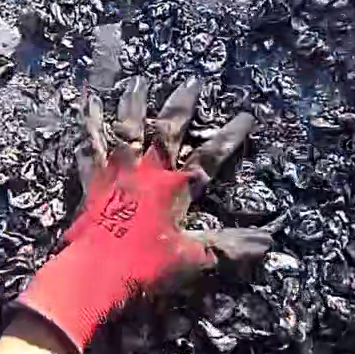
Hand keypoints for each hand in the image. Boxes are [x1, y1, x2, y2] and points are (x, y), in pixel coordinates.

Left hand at [17, 76, 272, 353]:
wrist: (96, 271)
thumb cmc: (146, 266)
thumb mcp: (194, 259)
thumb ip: (229, 247)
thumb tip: (268, 243)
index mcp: (175, 188)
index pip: (211, 157)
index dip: (229, 136)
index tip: (246, 115)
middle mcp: (148, 170)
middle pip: (168, 131)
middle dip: (182, 106)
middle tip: (191, 82)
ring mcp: (117, 171)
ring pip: (127, 129)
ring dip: (133, 104)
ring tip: (138, 82)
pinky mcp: (92, 179)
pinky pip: (88, 146)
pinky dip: (88, 125)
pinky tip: (86, 104)